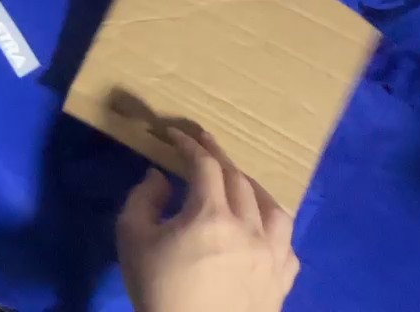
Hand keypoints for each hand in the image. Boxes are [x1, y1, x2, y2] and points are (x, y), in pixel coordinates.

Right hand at [116, 128, 299, 311]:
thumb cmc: (156, 285)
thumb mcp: (132, 234)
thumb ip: (144, 198)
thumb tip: (160, 177)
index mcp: (210, 216)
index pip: (205, 166)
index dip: (189, 144)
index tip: (173, 134)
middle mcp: (248, 231)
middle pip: (240, 181)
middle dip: (218, 156)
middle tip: (201, 143)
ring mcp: (272, 258)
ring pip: (273, 209)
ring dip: (252, 186)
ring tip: (236, 180)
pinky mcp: (282, 282)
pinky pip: (287, 243)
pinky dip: (272, 223)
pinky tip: (258, 225)